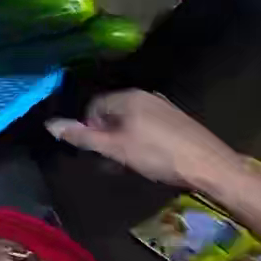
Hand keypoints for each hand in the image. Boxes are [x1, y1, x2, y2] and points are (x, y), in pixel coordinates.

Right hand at [46, 89, 242, 189]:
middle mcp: (144, 95)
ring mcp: (163, 105)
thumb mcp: (115, 149)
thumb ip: (83, 137)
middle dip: (107, 135)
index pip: (93, 107)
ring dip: (124, 139)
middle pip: (111, 112)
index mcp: (126, 97)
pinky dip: (142, 138)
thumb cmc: (157, 156)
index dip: (90, 130)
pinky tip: (152, 157)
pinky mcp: (177, 118)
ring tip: (132, 162)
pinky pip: (148, 123)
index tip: (99, 151)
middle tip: (114, 159)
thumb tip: (51, 124)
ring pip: (130, 119)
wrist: (210, 166)